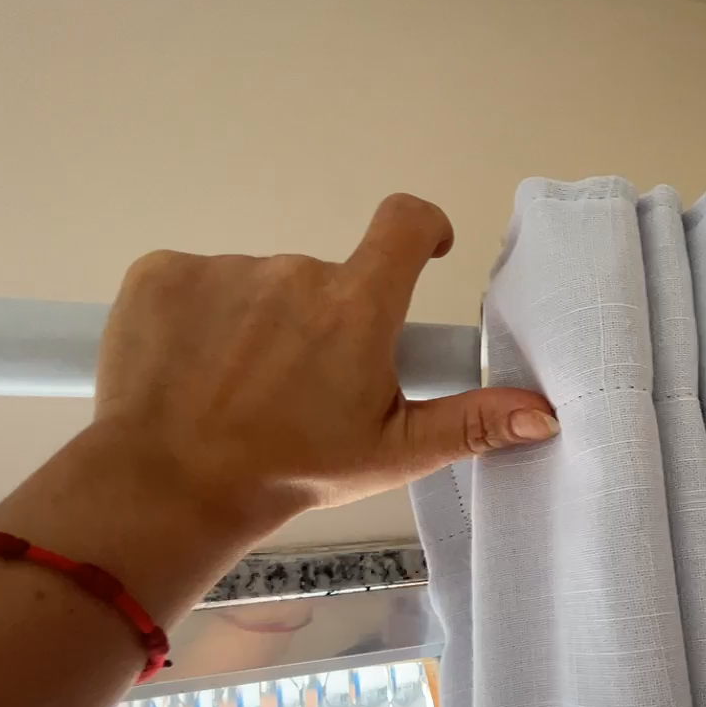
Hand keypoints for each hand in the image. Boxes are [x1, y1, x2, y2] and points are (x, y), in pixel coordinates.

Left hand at [93, 193, 556, 530]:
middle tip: (315, 387)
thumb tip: (545, 415)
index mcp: (355, 308)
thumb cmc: (296, 469)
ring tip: (252, 385)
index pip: (403, 221)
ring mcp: (221, 267)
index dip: (424, 227)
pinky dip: (213, 315)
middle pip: (334, 277)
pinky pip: (206, 280)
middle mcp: (293, 271)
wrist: (169, 486)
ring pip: (269, 283)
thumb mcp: (398, 453)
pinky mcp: (160, 272)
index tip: (428, 250)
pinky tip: (203, 366)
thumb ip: (474, 424)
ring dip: (274, 322)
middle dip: (336, 320)